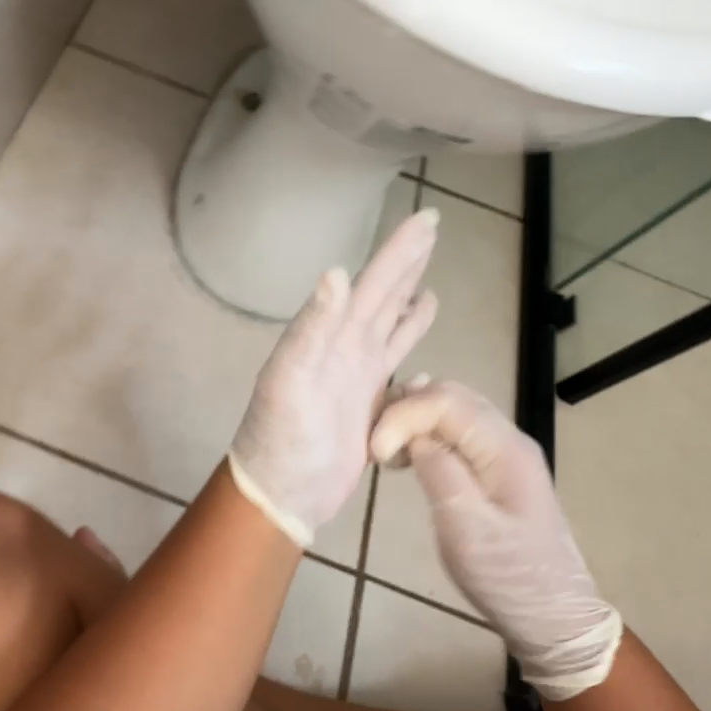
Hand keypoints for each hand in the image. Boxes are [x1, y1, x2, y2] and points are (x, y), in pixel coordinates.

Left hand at [226, 208, 440, 546]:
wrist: (279, 491)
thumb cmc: (279, 438)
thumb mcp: (288, 381)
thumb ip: (310, 329)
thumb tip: (335, 273)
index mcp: (328, 337)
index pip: (368, 283)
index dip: (397, 252)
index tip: (426, 218)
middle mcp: (343, 347)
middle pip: (382, 295)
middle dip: (406, 262)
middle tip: (432, 228)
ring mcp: (356, 374)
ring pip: (389, 325)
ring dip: (408, 298)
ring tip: (428, 279)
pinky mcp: (369, 403)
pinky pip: (396, 361)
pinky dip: (409, 340)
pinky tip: (418, 332)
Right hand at [371, 381, 621, 700]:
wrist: (552, 618)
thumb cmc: (507, 576)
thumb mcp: (466, 528)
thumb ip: (439, 470)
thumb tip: (412, 436)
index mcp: (505, 449)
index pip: (444, 400)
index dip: (401, 416)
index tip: (376, 454)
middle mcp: (508, 439)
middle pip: (448, 395)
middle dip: (403, 409)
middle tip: (374, 444)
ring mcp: (504, 452)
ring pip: (451, 409)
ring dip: (412, 419)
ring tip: (386, 450)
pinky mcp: (495, 468)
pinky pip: (455, 430)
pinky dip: (424, 433)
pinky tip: (408, 457)